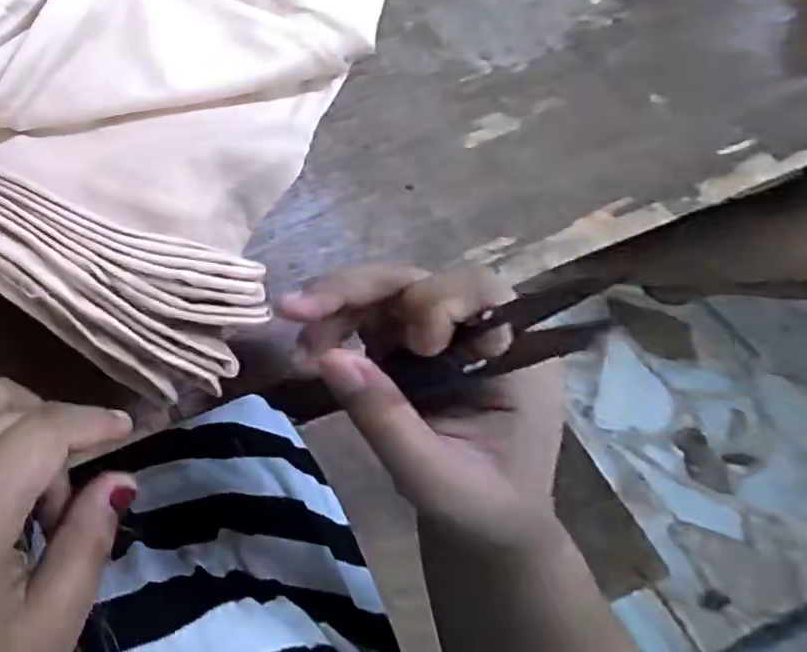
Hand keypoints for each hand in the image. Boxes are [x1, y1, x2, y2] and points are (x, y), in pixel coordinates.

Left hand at [0, 379, 137, 651]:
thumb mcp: (45, 628)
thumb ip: (87, 543)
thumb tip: (120, 479)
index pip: (49, 427)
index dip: (93, 421)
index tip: (127, 427)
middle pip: (19, 407)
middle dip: (61, 436)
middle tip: (68, 508)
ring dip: (22, 417)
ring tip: (34, 482)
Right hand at [277, 265, 564, 548]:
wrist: (479, 523)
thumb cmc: (479, 508)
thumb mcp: (435, 479)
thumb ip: (387, 419)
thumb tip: (330, 358)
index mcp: (512, 357)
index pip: (480, 291)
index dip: (439, 301)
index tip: (420, 348)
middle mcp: (470, 330)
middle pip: (411, 281)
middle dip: (352, 290)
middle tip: (294, 310)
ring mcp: (432, 330)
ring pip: (378, 290)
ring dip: (331, 307)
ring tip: (297, 350)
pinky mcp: (401, 338)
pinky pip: (361, 311)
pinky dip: (328, 323)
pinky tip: (307, 353)